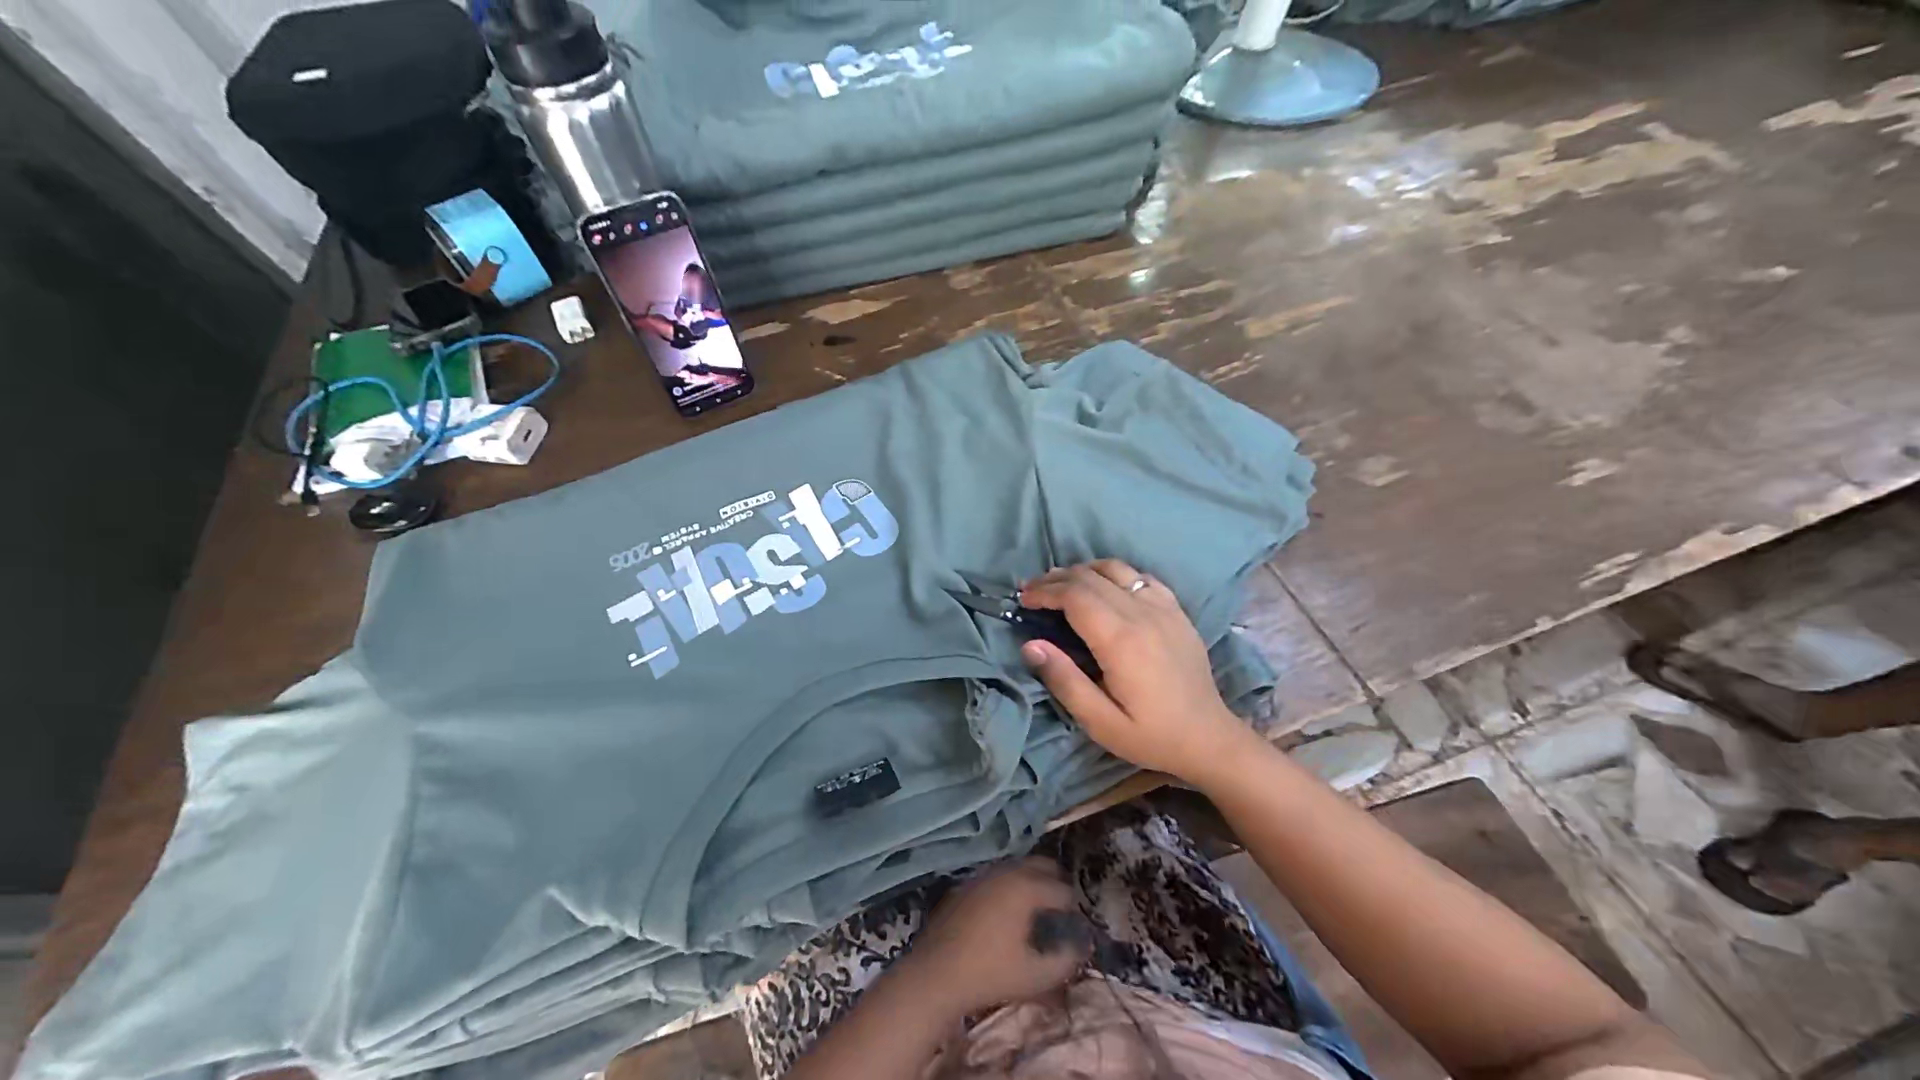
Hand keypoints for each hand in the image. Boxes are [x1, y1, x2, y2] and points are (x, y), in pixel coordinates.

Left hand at [890, 857, 1089, 1016]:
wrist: (935, 974)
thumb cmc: (990, 974)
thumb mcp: (1037, 975)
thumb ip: (1067, 959)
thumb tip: (1080, 946)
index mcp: (1026, 887)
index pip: (1063, 890)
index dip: (1073, 910)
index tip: (1073, 929)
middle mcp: (1005, 871)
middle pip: (1042, 865)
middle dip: (1055, 884)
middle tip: (1058, 913)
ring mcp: (982, 875)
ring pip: (1017, 867)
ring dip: (1032, 882)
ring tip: (1035, 912)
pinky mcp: (964, 885)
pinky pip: (996, 877)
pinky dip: (1008, 887)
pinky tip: (1005, 914)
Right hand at [1020, 560, 1266, 785]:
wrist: (1208, 737)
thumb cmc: (1150, 735)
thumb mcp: (1099, 721)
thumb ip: (1064, 680)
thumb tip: (1030, 644)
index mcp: (1121, 639)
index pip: (1074, 595)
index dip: (1044, 591)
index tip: (1023, 599)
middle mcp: (1142, 613)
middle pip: (1090, 577)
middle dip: (1055, 579)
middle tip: (1032, 591)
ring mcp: (1164, 608)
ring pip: (1115, 568)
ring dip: (1083, 571)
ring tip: (1062, 585)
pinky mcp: (1177, 611)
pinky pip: (1141, 577)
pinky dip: (1115, 575)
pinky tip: (1105, 588)